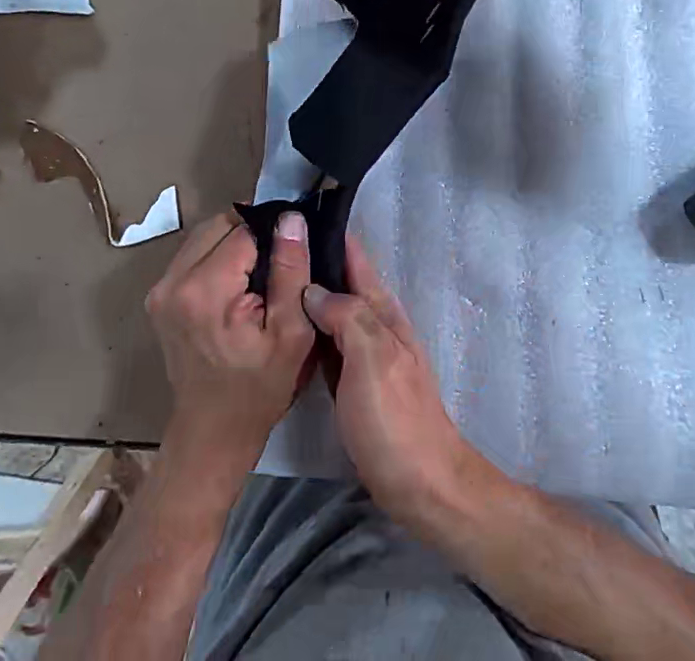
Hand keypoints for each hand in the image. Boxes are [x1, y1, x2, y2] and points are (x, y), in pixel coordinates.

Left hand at [145, 211, 315, 467]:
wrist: (213, 431)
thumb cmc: (259, 388)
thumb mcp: (291, 333)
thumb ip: (292, 271)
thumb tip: (293, 220)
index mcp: (205, 290)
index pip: (245, 229)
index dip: (276, 232)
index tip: (298, 249)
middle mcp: (173, 282)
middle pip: (221, 224)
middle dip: (255, 233)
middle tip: (283, 260)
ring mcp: (160, 289)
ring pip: (205, 236)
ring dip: (237, 243)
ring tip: (265, 271)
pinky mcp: (159, 297)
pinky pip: (194, 255)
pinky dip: (220, 257)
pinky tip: (242, 282)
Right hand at [301, 237, 490, 522]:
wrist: (421, 482)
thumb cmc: (396, 419)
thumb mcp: (373, 360)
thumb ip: (348, 318)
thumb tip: (315, 287)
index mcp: (384, 316)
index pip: (358, 264)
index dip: (335, 237)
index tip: (302, 213)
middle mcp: (377, 329)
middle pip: (345, 285)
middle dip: (317, 263)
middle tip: (273, 244)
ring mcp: (366, 358)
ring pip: (335, 314)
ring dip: (312, 295)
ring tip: (274, 278)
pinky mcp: (355, 384)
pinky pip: (328, 346)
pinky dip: (310, 331)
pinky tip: (289, 331)